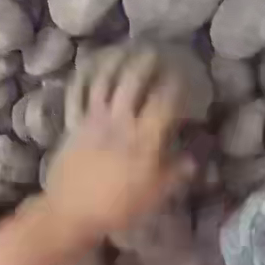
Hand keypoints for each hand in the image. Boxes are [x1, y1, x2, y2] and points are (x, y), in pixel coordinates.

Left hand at [44, 45, 189, 239]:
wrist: (70, 212)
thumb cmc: (117, 208)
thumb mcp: (154, 195)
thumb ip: (175, 173)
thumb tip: (194, 157)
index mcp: (143, 139)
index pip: (163, 102)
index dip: (174, 85)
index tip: (182, 75)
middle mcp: (119, 122)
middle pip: (133, 82)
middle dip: (146, 64)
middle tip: (154, 52)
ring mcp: (93, 120)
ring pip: (105, 82)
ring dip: (116, 63)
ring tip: (125, 52)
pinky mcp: (73, 124)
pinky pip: (79, 94)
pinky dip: (86, 77)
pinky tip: (92, 68)